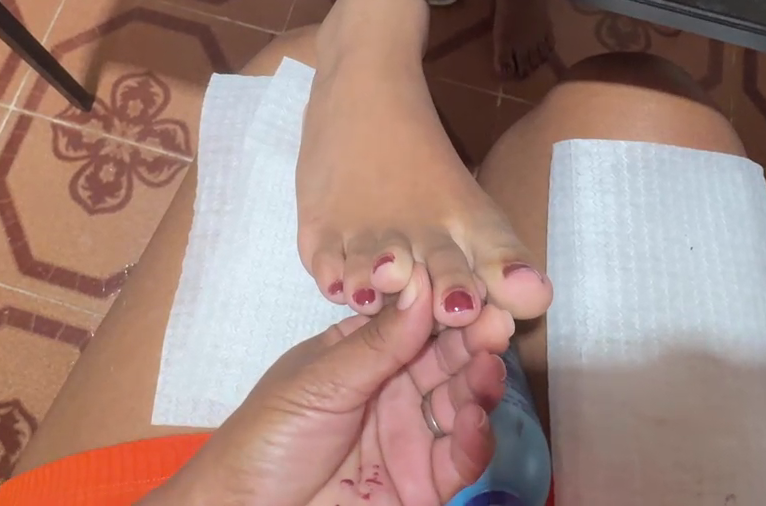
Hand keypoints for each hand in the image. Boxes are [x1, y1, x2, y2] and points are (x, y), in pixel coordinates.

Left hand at [151, 268, 512, 505]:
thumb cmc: (269, 435)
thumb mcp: (322, 380)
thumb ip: (378, 340)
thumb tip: (424, 282)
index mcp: (364, 352)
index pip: (413, 320)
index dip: (443, 305)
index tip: (473, 290)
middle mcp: (393, 388)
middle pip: (443, 359)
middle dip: (471, 339)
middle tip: (496, 323)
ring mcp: (409, 435)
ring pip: (458, 403)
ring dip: (479, 384)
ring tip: (490, 367)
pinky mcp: (422, 485)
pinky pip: (458, 459)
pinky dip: (475, 440)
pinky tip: (478, 420)